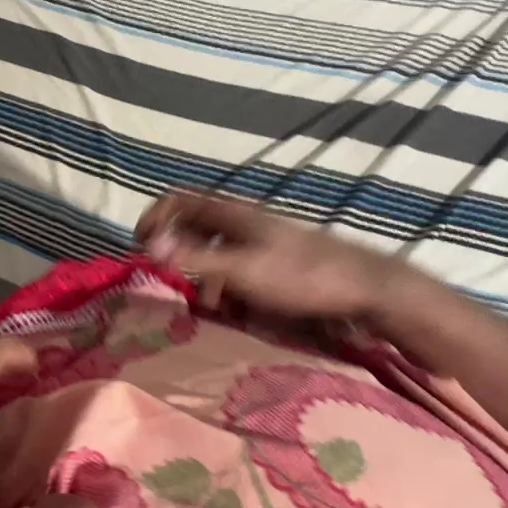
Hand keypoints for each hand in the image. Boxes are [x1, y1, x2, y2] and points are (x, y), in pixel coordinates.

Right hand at [134, 190, 425, 321]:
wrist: (368, 288)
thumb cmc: (302, 277)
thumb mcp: (242, 271)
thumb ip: (194, 258)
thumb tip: (148, 244)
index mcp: (231, 213)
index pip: (178, 199)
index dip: (154, 217)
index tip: (139, 246)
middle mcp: (243, 220)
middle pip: (194, 224)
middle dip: (177, 251)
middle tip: (170, 281)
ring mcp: (262, 239)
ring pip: (216, 247)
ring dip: (203, 272)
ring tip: (207, 303)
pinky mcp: (277, 259)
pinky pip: (237, 264)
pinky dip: (226, 283)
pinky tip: (236, 308)